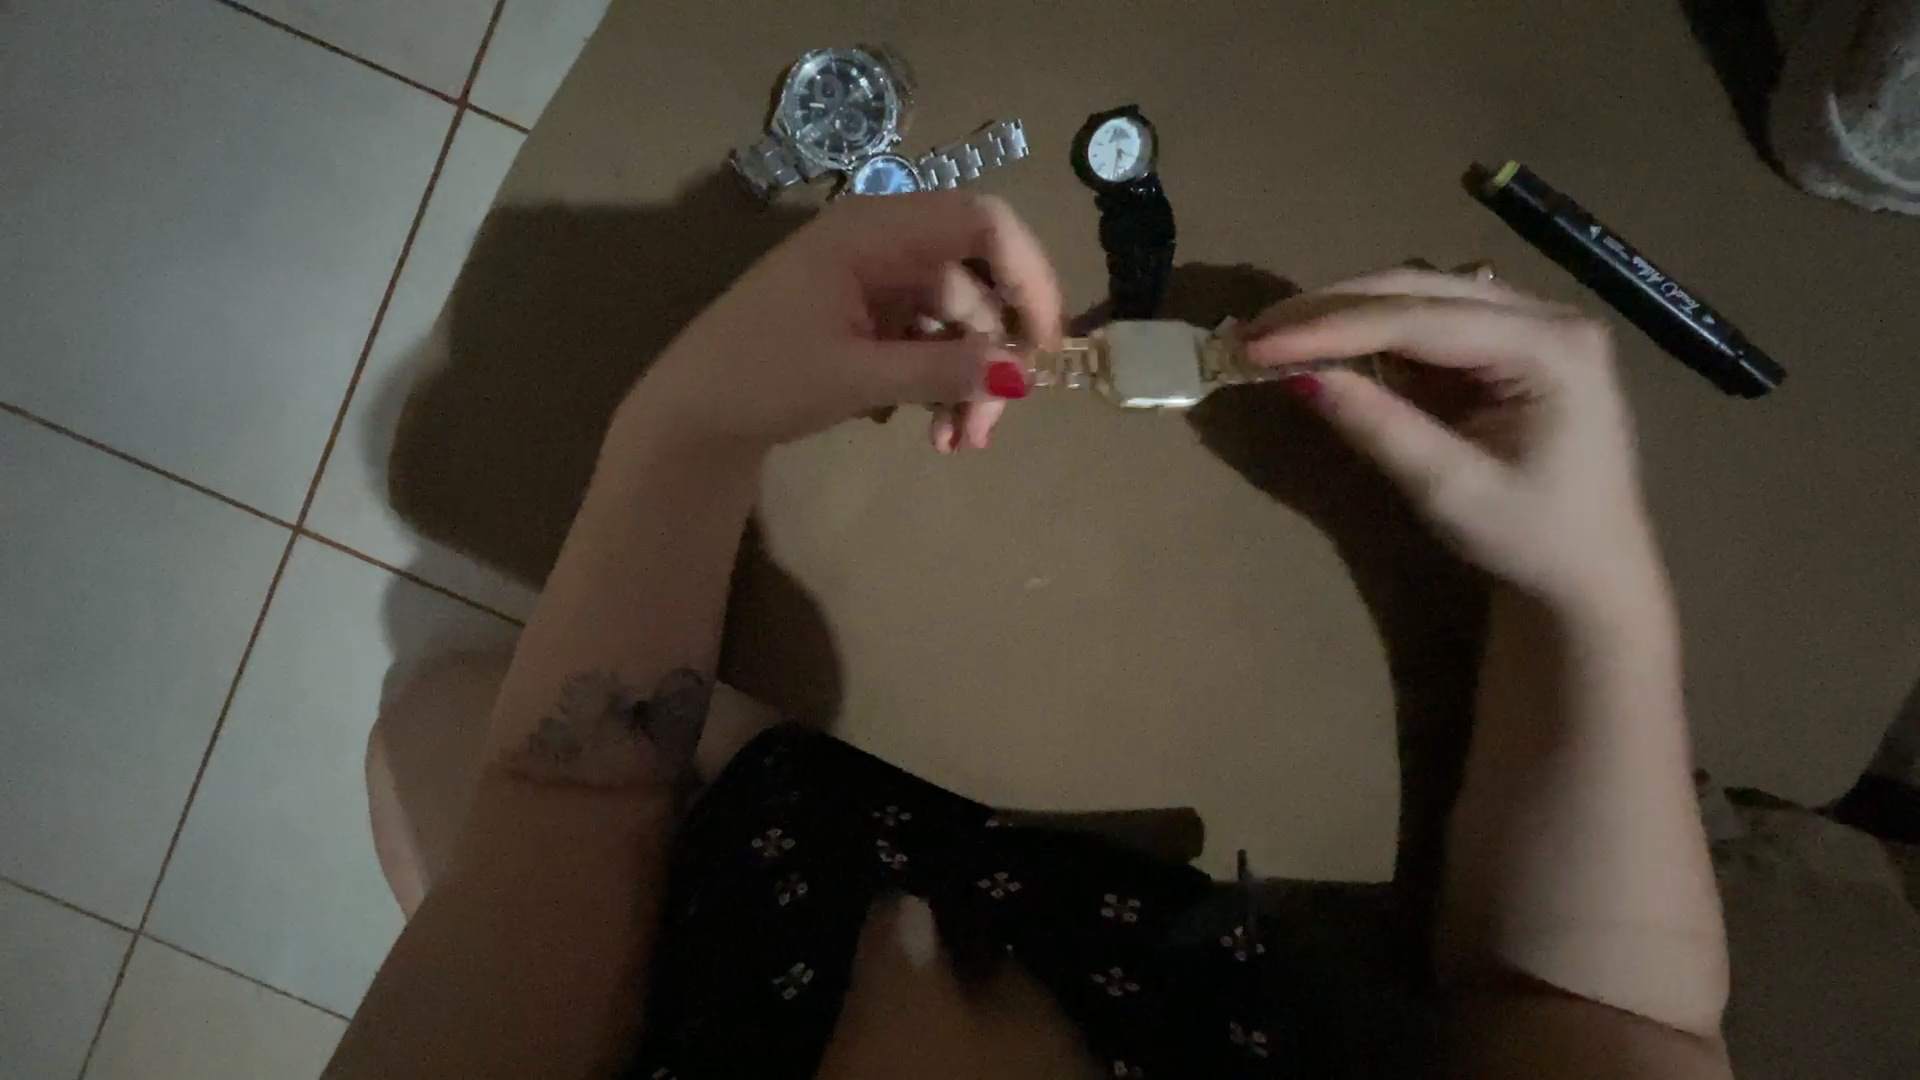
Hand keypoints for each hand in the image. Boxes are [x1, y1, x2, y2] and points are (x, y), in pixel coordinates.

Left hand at [625, 192, 1061, 453]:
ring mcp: (880, 283)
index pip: (982, 224)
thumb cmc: (763, 379)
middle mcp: (885, 245)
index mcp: (874, 231)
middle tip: (988, 430)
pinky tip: (938, 433)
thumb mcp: (857, 376)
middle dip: (993, 360)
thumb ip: (942, 371)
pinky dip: (943, 386)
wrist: (697, 413)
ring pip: (958, 324)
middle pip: (976, 286)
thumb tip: (1023, 375)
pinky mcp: (874, 319)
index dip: (1029, 277)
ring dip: (968, 385)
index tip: (1047, 346)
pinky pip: (931, 344)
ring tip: (958, 445)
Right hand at [1242, 269, 1663, 608]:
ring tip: (1272, 335)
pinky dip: (1360, 334)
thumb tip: (1299, 377)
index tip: (1258, 344)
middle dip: (1327, 309)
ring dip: (1339, 314)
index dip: (1330, 328)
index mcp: (1549, 346)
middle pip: (1415, 291)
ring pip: (1413, 298)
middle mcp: (1541, 316)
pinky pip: (1417, 326)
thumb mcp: (1447, 487)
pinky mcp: (1494, 350)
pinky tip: (1318, 346)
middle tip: (1251, 331)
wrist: (1584, 571)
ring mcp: (1519, 328)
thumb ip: (1377, 425)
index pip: (1419, 319)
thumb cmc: (1529, 537)